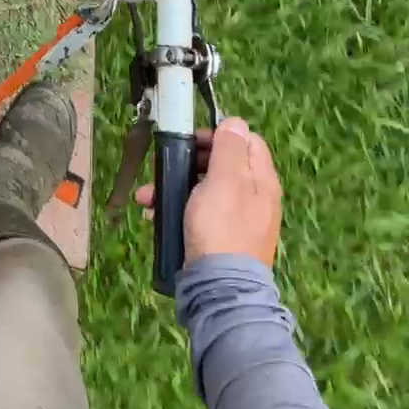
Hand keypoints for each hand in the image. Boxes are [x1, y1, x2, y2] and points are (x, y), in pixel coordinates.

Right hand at [135, 117, 281, 267]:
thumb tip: (235, 122)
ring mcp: (238, 218)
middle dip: (188, 162)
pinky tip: (157, 214)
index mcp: (260, 181)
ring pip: (204, 187)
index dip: (218, 135)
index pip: (247, 141)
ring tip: (148, 196)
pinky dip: (178, 207)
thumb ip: (229, 150)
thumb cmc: (221, 227)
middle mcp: (253, 197)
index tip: (191, 141)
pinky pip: (198, 210)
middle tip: (167, 167)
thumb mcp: (224, 181)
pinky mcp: (220, 235)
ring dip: (175, 185)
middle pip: (222, 163)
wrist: (220, 286)